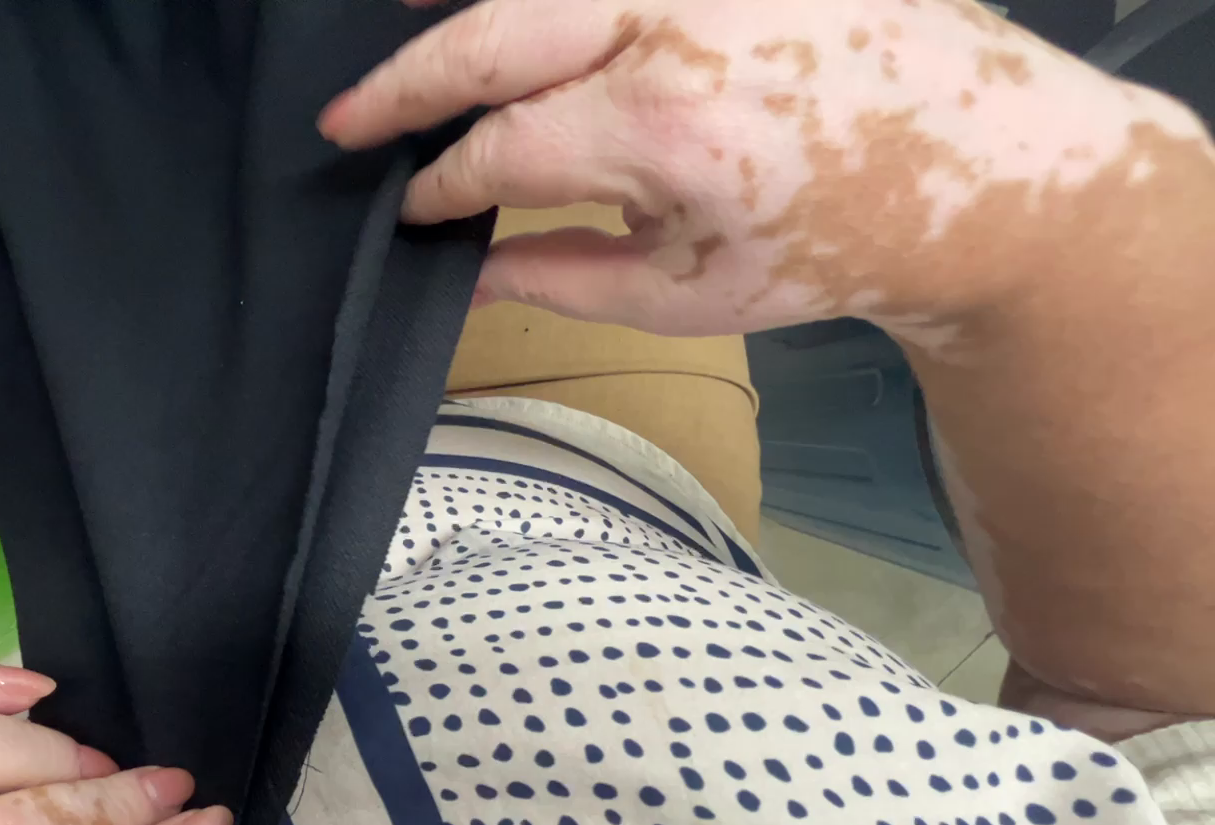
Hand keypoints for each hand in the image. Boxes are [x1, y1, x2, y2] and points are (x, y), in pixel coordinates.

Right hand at [319, 0, 1208, 343]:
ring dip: (455, 8)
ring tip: (388, 22)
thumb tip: (465, 275)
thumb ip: (555, 279)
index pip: (503, 150)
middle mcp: (680, 23)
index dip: (443, 186)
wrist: (985, 175)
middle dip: (406, 87)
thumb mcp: (676, 297)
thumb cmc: (821, 253)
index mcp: (665, 128)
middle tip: (339, 124)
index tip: (410, 215)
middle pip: (497, 37)